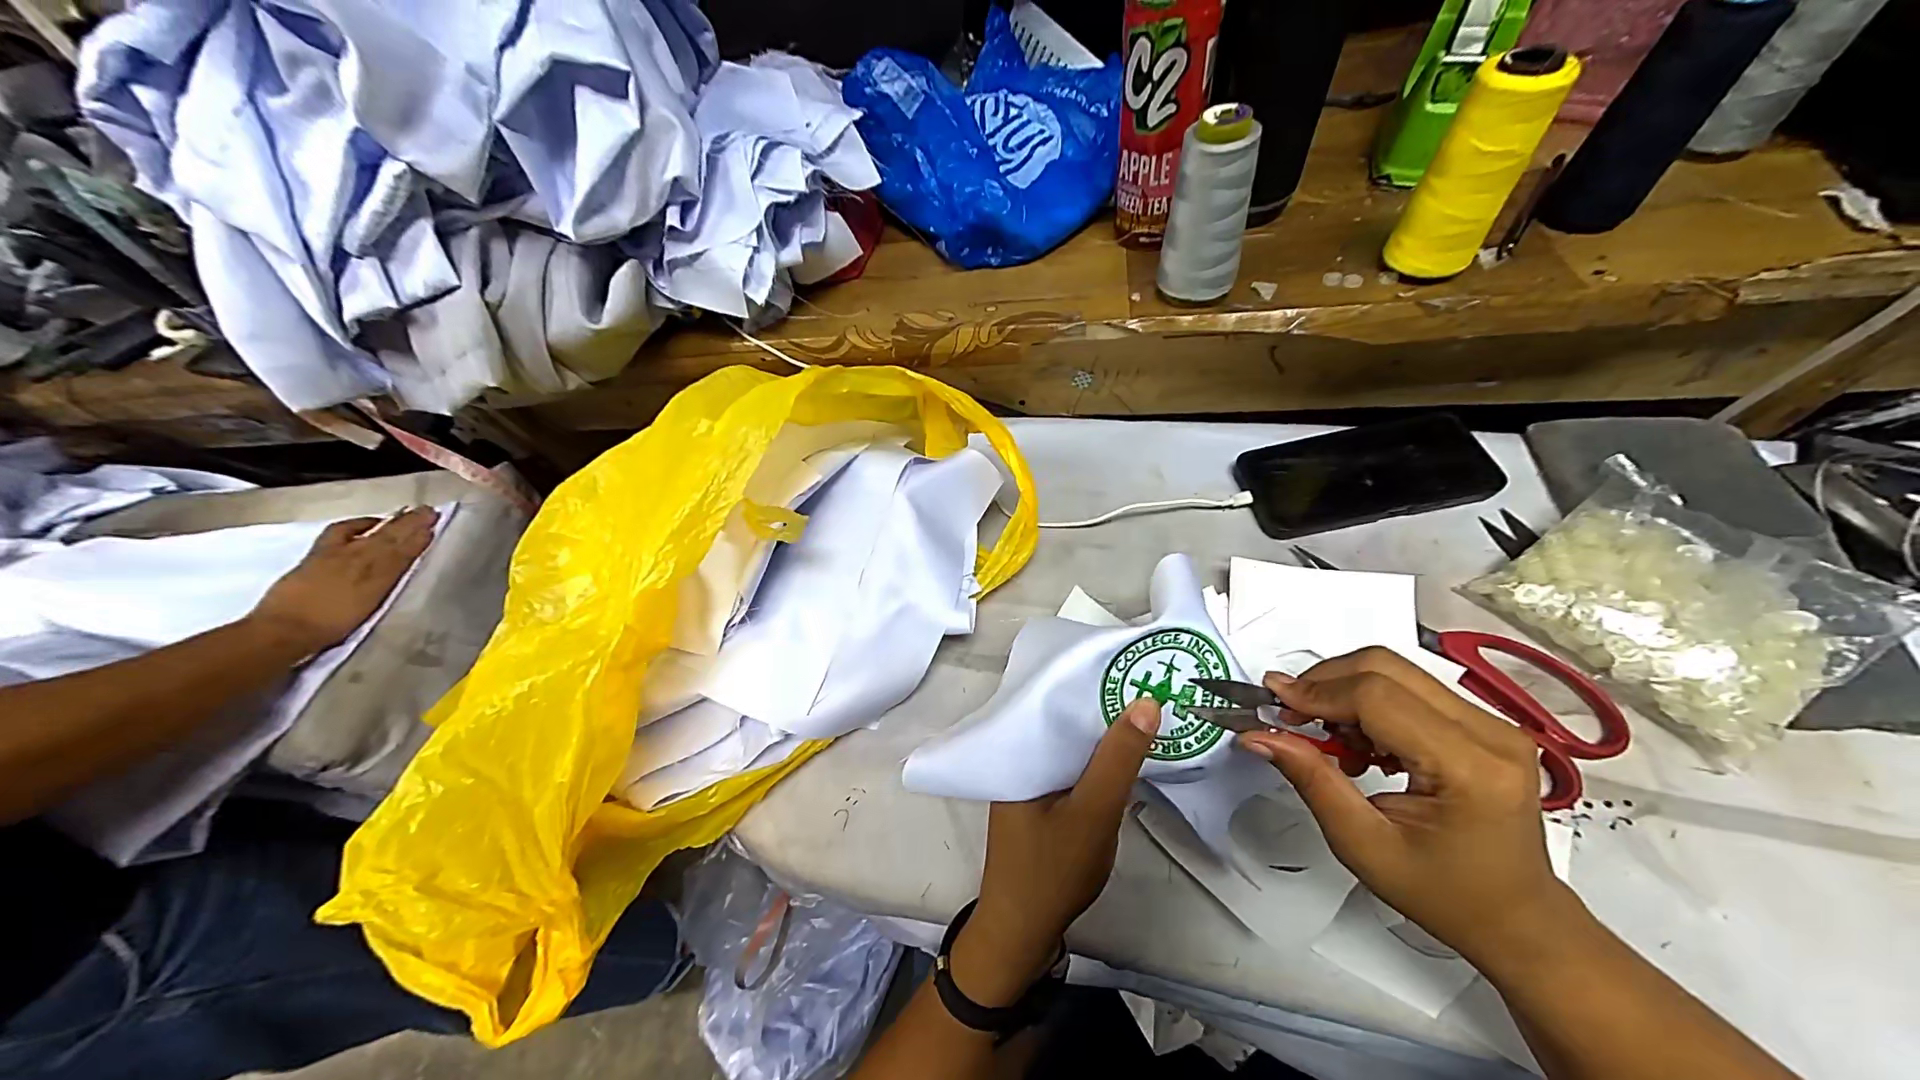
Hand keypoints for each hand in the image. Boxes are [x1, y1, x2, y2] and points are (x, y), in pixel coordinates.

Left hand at [247, 507, 438, 654]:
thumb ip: (388, 581)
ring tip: (408, 513)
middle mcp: (362, 560)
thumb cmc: (332, 626)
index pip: (405, 552)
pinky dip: (359, 524)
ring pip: (373, 534)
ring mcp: (339, 555)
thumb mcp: (369, 605)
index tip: (435, 524)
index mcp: (380, 577)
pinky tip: (370, 522)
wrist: (285, 629)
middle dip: (411, 524)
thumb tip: (403, 560)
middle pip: (391, 538)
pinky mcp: (318, 555)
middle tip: (428, 511)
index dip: (420, 538)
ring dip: (393, 522)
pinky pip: (344, 532)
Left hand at [949, 697, 1160, 1005]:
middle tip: (1149, 682)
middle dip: (1103, 706)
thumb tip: (1147, 702)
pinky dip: (1097, 760)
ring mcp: (1030, 780)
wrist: (1023, 932)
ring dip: (1103, 734)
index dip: (1092, 681)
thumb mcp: (1093, 811)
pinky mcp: (1043, 800)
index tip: (1131, 663)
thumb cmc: (1052, 869)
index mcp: (1017, 750)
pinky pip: (1072, 767)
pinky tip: (1126, 754)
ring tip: (1145, 710)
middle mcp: (1018, 757)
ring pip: (1071, 745)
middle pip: (1064, 720)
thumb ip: (1118, 759)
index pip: (1054, 700)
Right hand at [1235, 647, 1579, 966]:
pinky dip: (1368, 701)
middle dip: (1325, 683)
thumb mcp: (1362, 843)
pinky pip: (1410, 686)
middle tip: (1290, 715)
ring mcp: (1494, 723)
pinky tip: (1360, 741)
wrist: (1515, 916)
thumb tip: (1260, 735)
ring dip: (1344, 691)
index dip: (1316, 692)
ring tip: (1327, 737)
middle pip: (1385, 668)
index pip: (1377, 698)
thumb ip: (1310, 778)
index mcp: (1470, 769)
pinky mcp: (1484, 722)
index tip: (1272, 700)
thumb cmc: (1445, 893)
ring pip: (1395, 670)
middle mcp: (1492, 734)